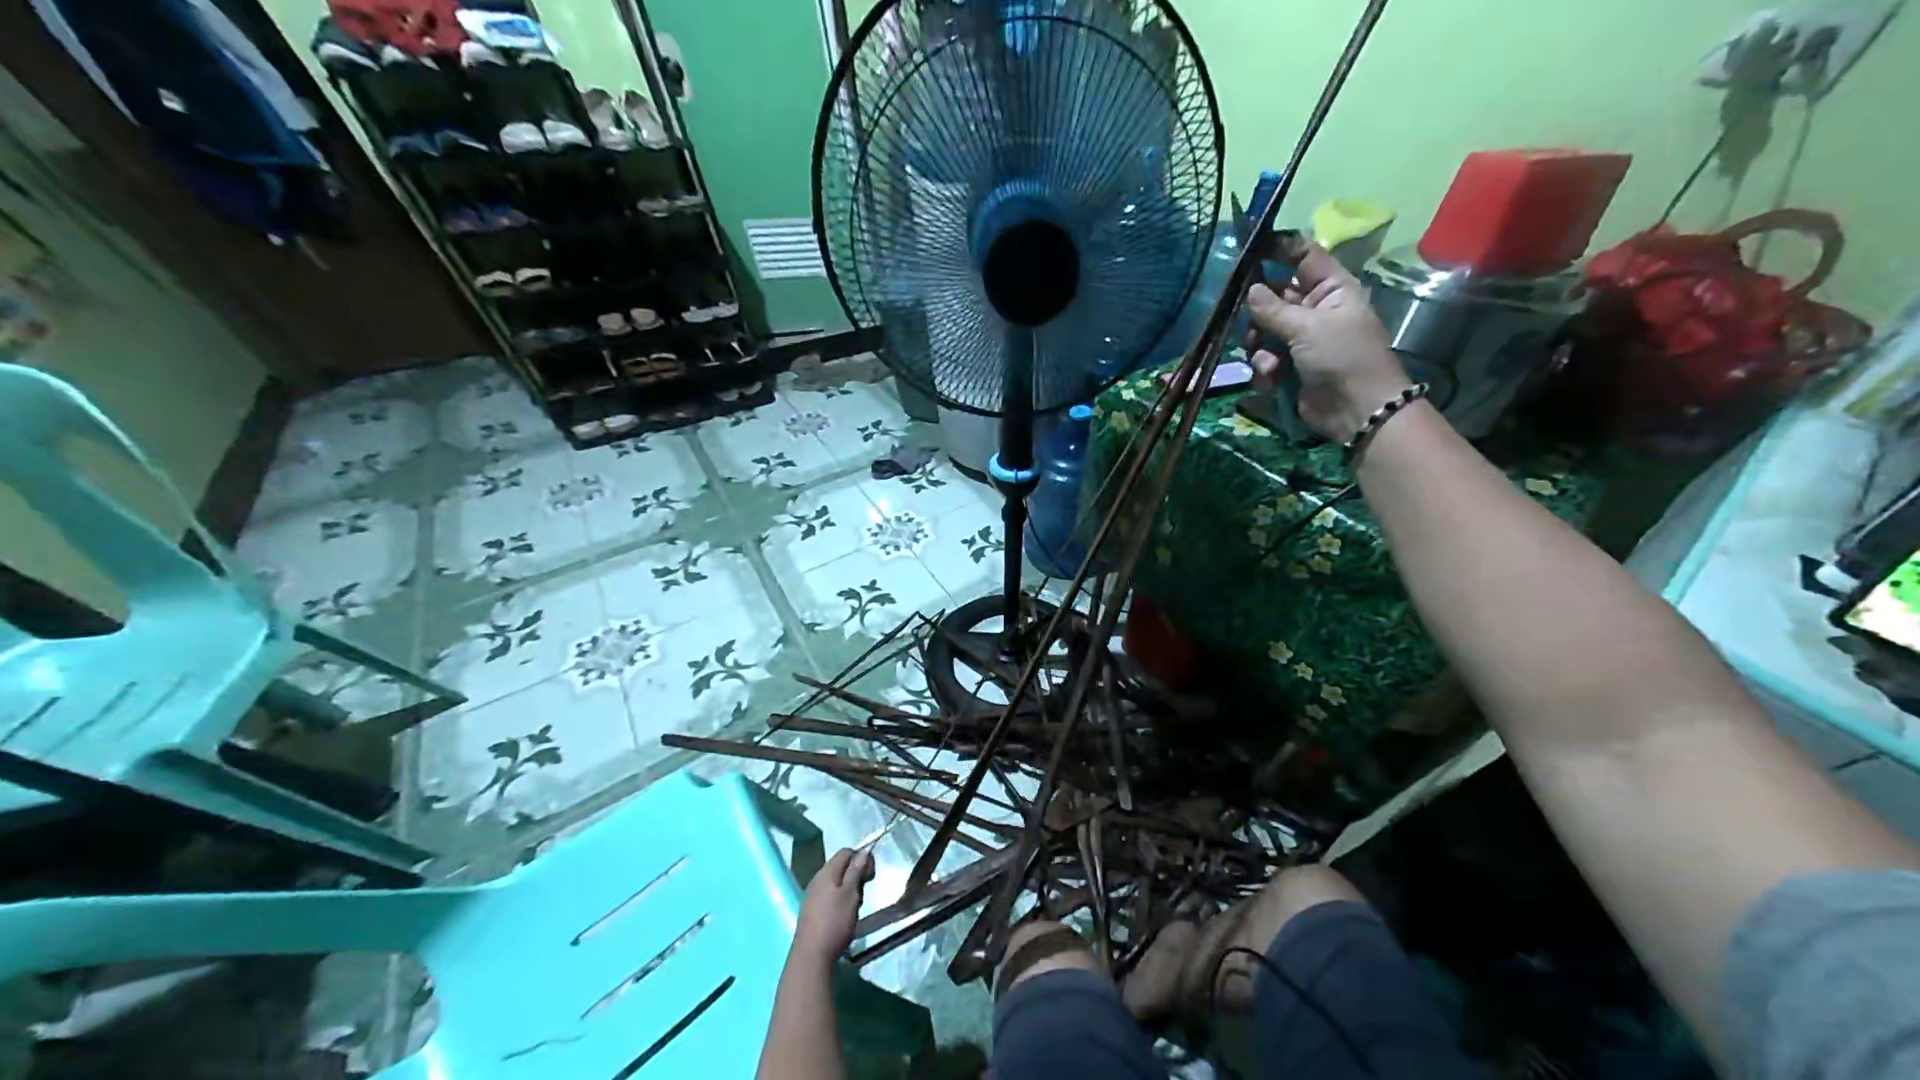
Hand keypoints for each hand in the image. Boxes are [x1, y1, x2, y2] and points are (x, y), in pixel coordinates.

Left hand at [792, 847, 873, 962]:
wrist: (811, 955)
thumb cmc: (834, 921)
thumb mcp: (850, 894)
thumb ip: (856, 871)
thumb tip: (863, 851)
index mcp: (827, 872)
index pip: (846, 852)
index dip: (861, 858)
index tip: (870, 875)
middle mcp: (817, 879)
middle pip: (841, 867)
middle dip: (855, 876)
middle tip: (862, 894)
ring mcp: (812, 895)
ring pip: (836, 883)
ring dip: (849, 890)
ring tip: (854, 908)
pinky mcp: (811, 910)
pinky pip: (829, 896)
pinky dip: (839, 901)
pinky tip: (843, 916)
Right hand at [1243, 239, 1410, 441]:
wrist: (1357, 409)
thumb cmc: (1342, 357)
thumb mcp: (1308, 327)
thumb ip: (1274, 308)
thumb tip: (1249, 290)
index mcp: (1331, 289)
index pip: (1304, 256)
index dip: (1279, 249)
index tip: (1249, 250)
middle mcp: (1315, 309)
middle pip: (1275, 296)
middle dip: (1257, 310)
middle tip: (1245, 319)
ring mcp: (1300, 339)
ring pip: (1262, 330)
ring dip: (1257, 345)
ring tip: (1265, 360)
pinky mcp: (1288, 366)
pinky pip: (1263, 358)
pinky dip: (1264, 368)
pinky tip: (1271, 378)